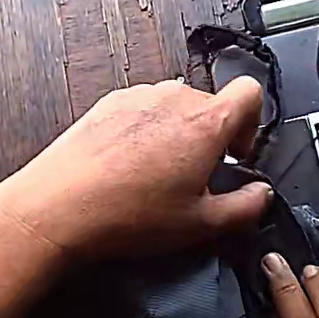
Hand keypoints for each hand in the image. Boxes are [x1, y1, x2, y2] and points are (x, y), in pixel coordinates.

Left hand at [0, 77, 273, 262]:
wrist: (58, 207)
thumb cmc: (125, 213)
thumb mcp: (201, 225)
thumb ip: (246, 207)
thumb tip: (260, 196)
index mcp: (205, 122)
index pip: (250, 93)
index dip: (252, 123)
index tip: (236, 153)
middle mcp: (173, 99)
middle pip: (211, 104)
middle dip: (211, 137)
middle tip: (196, 177)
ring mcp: (138, 97)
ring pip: (175, 107)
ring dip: (177, 135)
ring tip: (159, 177)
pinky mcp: (108, 103)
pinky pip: (142, 110)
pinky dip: (146, 133)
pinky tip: (131, 169)